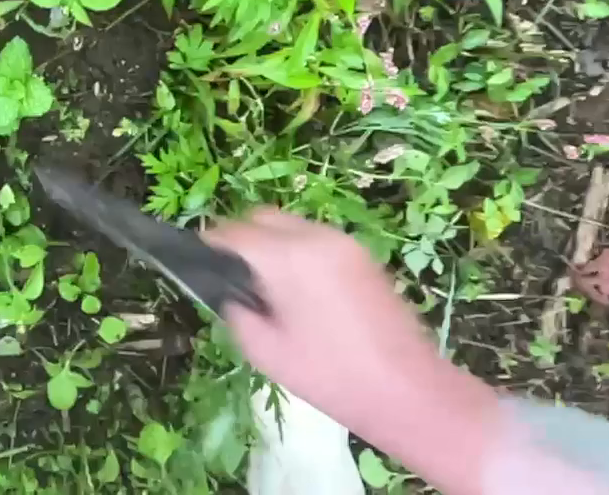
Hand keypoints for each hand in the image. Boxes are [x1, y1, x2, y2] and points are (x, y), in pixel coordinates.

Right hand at [207, 208, 500, 494]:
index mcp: (287, 258)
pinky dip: (293, 247)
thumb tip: (228, 289)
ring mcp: (340, 241)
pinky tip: (297, 284)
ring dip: (267, 239)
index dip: (208, 242)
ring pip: (285, 222)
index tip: (196, 257)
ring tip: (265, 279)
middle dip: (238, 236)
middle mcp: (313, 236)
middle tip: (230, 271)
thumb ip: (234, 309)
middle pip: (258, 216)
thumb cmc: (332, 377)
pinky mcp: (360, 252)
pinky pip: (311, 235)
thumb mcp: (265, 351)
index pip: (233, 232)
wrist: (412, 393)